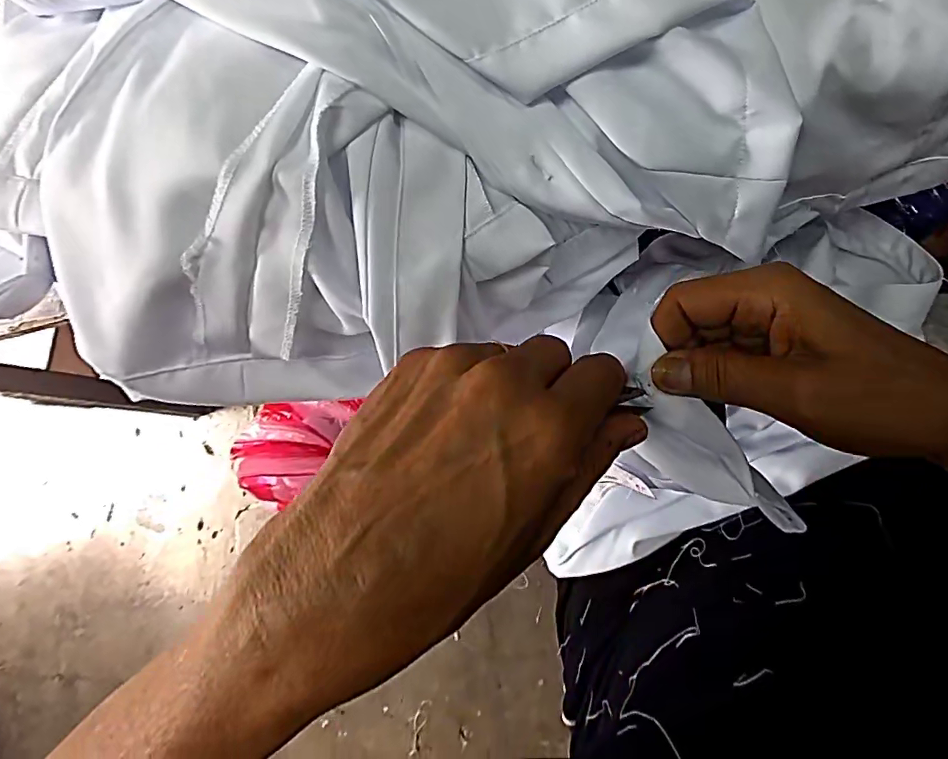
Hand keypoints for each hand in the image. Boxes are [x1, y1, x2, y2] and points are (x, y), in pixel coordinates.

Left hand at [195, 339, 644, 746]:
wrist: (320, 594)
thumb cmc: (439, 582)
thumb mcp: (534, 533)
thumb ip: (590, 463)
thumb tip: (627, 422)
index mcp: (550, 427)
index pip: (605, 371)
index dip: (600, 398)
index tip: (587, 418)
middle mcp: (507, 382)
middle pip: (557, 354)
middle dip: (554, 388)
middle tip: (527, 435)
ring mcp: (454, 368)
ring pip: (508, 354)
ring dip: (508, 384)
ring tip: (474, 438)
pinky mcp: (410, 366)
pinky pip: (463, 359)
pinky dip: (464, 385)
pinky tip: (437, 433)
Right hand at [648, 262, 947, 461]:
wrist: (940, 411)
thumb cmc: (874, 398)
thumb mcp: (791, 390)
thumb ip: (720, 374)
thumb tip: (658, 370)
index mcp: (769, 289)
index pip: (684, 300)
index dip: (666, 342)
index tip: (665, 392)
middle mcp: (769, 293)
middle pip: (697, 316)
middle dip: (682, 359)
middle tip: (685, 413)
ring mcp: (780, 317)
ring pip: (715, 337)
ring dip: (704, 372)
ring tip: (709, 416)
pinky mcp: (789, 340)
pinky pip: (740, 351)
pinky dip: (727, 377)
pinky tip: (730, 408)